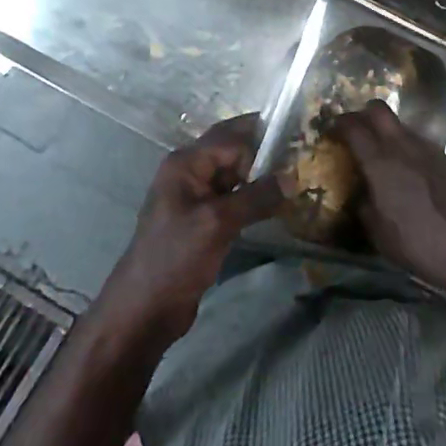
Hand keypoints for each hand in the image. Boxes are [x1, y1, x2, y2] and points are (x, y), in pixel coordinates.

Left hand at [100, 114, 281, 338]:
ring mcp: (196, 195)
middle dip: (262, 150)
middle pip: (231, 150)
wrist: (145, 308)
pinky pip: (233, 196)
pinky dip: (253, 196)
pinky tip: (276, 202)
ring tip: (295, 176)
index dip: (262, 139)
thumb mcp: (218, 223)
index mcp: (186, 162)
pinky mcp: (203, 218)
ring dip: (260, 174)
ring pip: (234, 173)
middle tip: (300, 154)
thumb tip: (293, 178)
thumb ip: (256, 197)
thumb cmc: (176, 257)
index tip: (297, 143)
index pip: (231, 137)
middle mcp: (190, 171)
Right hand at [331, 100, 445, 291]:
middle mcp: (402, 145)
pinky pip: (416, 139)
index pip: (353, 126)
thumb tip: (363, 192)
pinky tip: (405, 165)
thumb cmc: (418, 243)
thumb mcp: (378, 232)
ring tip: (380, 150)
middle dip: (362, 114)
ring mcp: (426, 147)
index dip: (338, 124)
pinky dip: (404, 143)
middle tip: (355, 131)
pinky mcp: (444, 156)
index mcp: (380, 162)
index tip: (331, 130)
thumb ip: (365, 204)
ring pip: (399, 123)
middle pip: (378, 109)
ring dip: (385, 130)